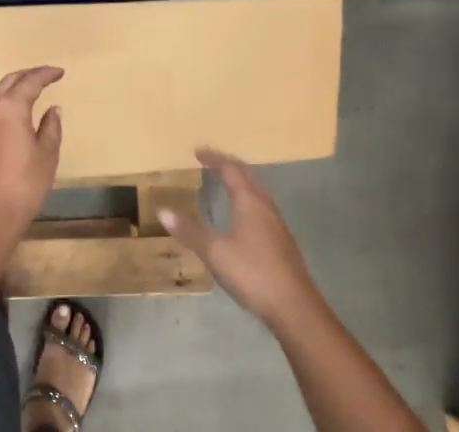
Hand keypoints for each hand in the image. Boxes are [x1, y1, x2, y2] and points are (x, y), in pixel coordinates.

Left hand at [0, 66, 64, 250]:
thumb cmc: (24, 184)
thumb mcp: (47, 155)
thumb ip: (51, 127)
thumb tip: (53, 109)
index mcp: (11, 108)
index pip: (30, 82)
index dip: (46, 74)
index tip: (60, 73)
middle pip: (9, 81)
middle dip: (28, 75)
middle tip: (45, 75)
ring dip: (11, 85)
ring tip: (27, 88)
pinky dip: (0, 99)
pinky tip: (9, 110)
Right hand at [160, 148, 320, 327]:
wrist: (294, 306)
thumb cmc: (252, 272)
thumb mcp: (215, 252)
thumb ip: (190, 231)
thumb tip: (163, 211)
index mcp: (250, 201)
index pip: (231, 170)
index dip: (214, 159)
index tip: (198, 152)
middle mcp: (266, 207)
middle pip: (248, 176)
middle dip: (230, 165)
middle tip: (212, 162)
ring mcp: (277, 225)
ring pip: (258, 192)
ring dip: (242, 182)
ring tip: (227, 184)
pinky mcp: (282, 242)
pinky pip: (263, 208)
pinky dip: (249, 200)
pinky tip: (243, 218)